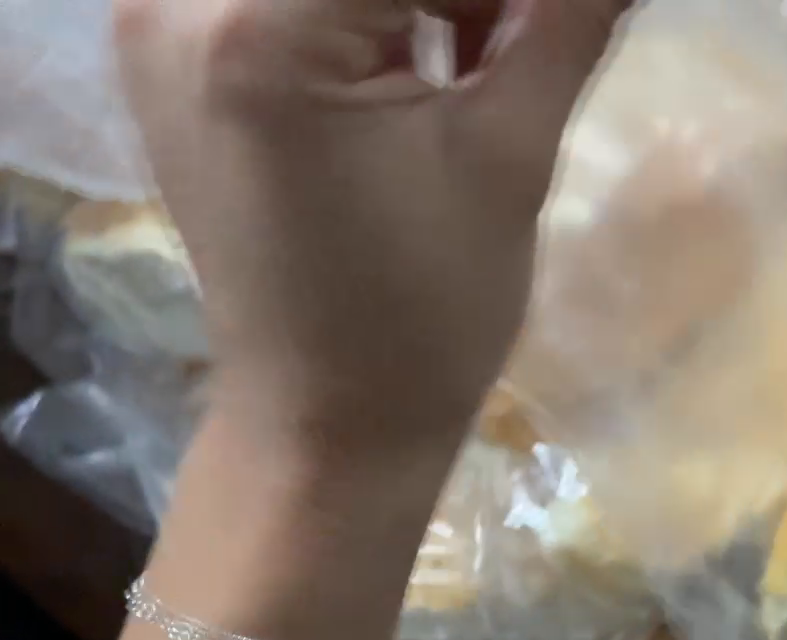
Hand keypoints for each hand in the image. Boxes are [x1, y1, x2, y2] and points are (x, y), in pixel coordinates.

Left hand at [114, 0, 626, 452]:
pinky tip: (451, 65)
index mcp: (253, 22)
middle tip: (550, 36)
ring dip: (438, 6)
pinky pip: (302, 11)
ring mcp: (170, 28)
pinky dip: (389, 24)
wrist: (340, 413)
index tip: (576, 17)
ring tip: (509, 54)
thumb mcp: (508, 167)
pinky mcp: (193, 70)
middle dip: (476, 0)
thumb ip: (561, 39)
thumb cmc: (433, 312)